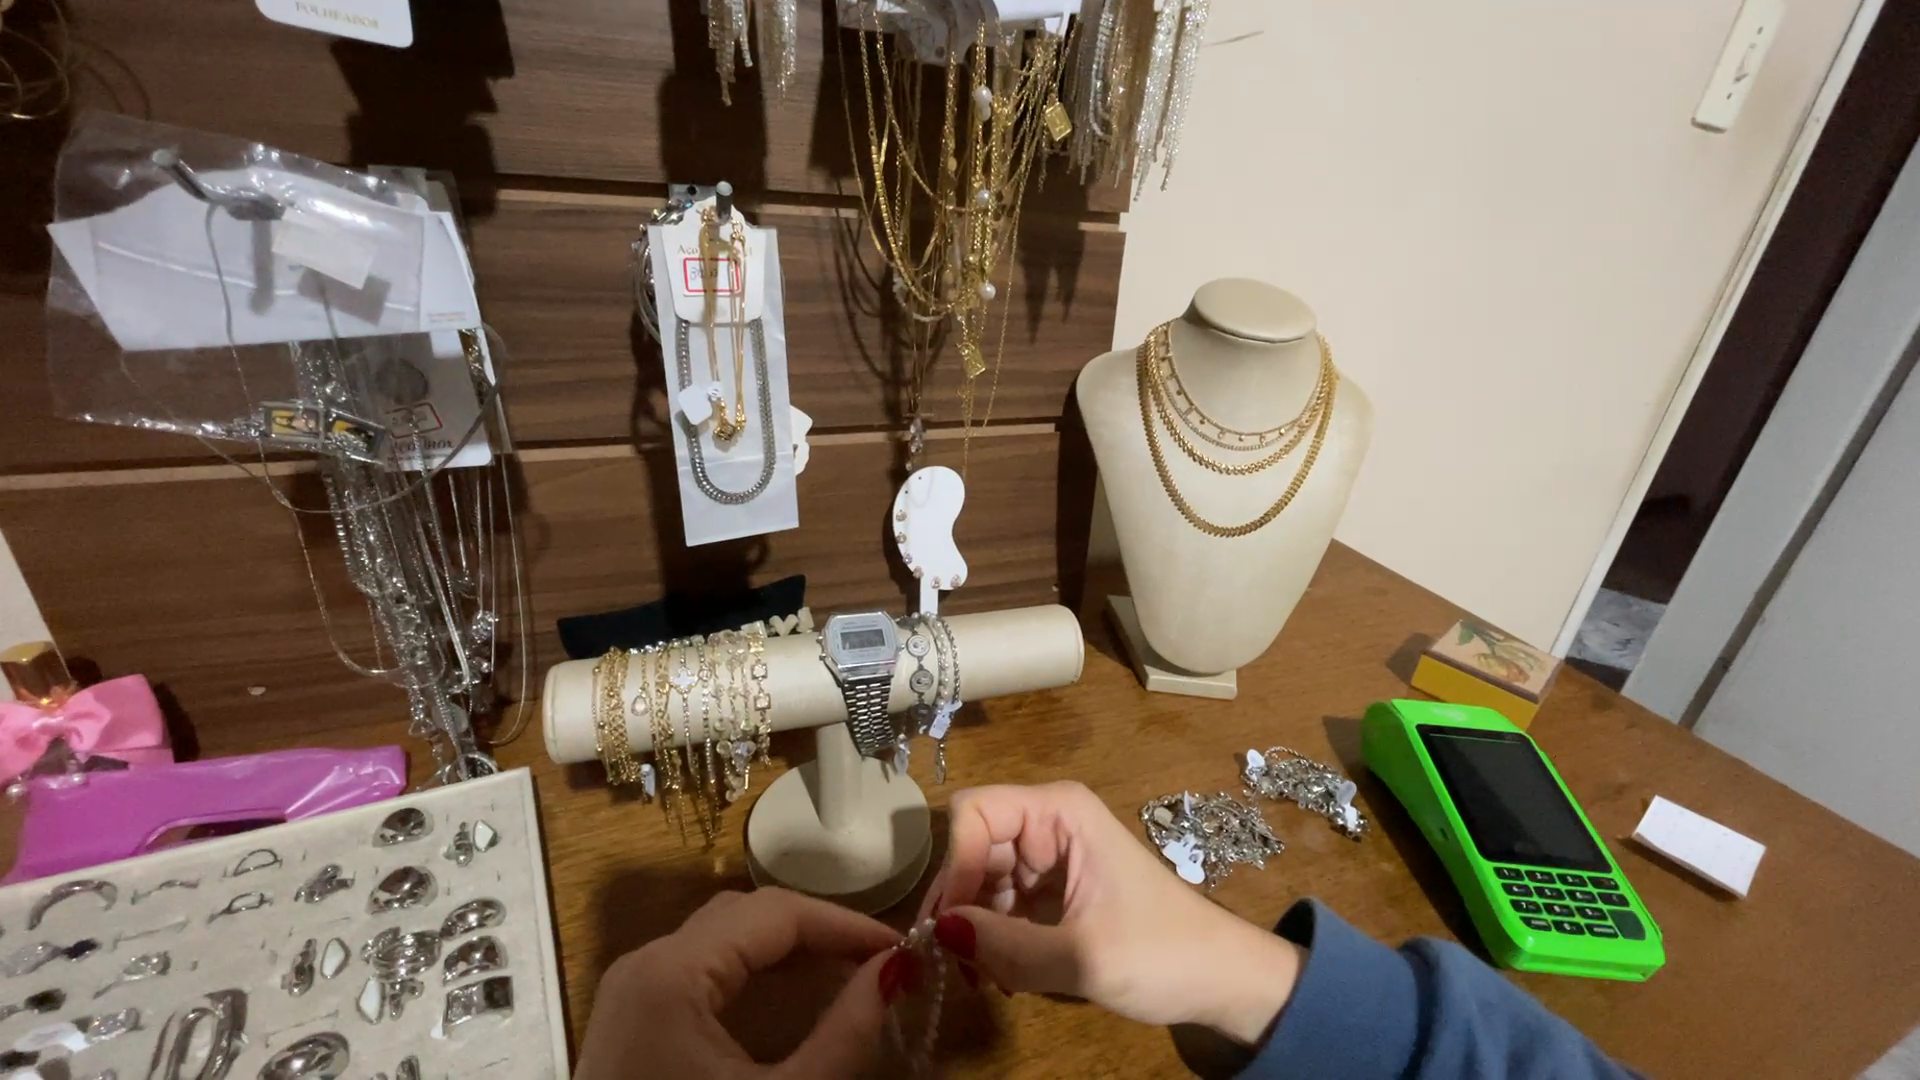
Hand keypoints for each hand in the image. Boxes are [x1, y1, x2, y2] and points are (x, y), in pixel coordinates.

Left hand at [576, 887, 897, 1078]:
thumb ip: (843, 1034)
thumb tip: (895, 970)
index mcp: (672, 973)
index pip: (778, 912)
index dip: (846, 923)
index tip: (900, 946)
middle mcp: (647, 962)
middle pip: (751, 914)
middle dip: (820, 929)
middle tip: (878, 959)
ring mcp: (635, 986)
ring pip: (728, 931)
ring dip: (790, 943)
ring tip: (846, 968)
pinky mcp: (635, 1013)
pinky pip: (706, 961)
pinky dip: (756, 964)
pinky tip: (792, 988)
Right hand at [919, 782, 1305, 1045]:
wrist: (1220, 980)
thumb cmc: (1164, 954)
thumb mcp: (1083, 956)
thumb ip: (1007, 946)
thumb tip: (937, 931)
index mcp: (1059, 812)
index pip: (975, 811)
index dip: (957, 861)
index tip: (953, 923)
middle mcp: (1047, 823)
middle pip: (972, 845)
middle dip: (960, 902)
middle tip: (956, 964)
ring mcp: (1047, 855)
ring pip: (980, 878)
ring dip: (973, 926)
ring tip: (983, 978)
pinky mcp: (1049, 888)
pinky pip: (999, 902)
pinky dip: (992, 937)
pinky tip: (1001, 975)